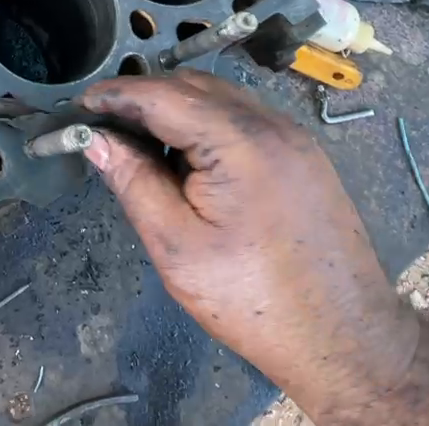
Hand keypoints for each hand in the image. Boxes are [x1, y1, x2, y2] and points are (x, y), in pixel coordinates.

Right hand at [79, 71, 417, 420]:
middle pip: (190, 86)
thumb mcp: (176, 245)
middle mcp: (270, 123)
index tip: (80, 107)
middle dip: (142, 98)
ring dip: (174, 109)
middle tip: (105, 127)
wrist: (347, 341)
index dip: (115, 94)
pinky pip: (242, 118)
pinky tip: (187, 159)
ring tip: (140, 143)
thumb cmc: (254, 298)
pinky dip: (204, 123)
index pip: (161, 94)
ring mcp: (292, 136)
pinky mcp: (302, 154)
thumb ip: (133, 181)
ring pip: (218, 98)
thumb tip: (96, 140)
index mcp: (238, 141)